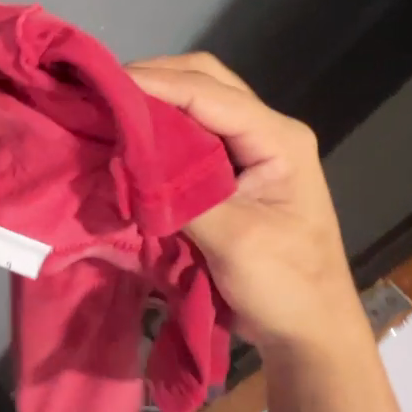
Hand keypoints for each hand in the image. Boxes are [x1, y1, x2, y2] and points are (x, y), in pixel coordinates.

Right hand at [129, 53, 368, 359]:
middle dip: (154, 80)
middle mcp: (265, 133)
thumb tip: (126, 161)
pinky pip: (190, 137)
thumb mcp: (235, 240)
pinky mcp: (231, 175)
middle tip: (101, 91)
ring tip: (108, 108)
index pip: (209, 92)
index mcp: (278, 139)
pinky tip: (128, 139)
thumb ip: (181, 195)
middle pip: (205, 82)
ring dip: (155, 101)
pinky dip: (158, 130)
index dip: (155, 83)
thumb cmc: (286, 286)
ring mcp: (249, 153)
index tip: (103, 86)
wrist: (309, 332)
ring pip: (197, 104)